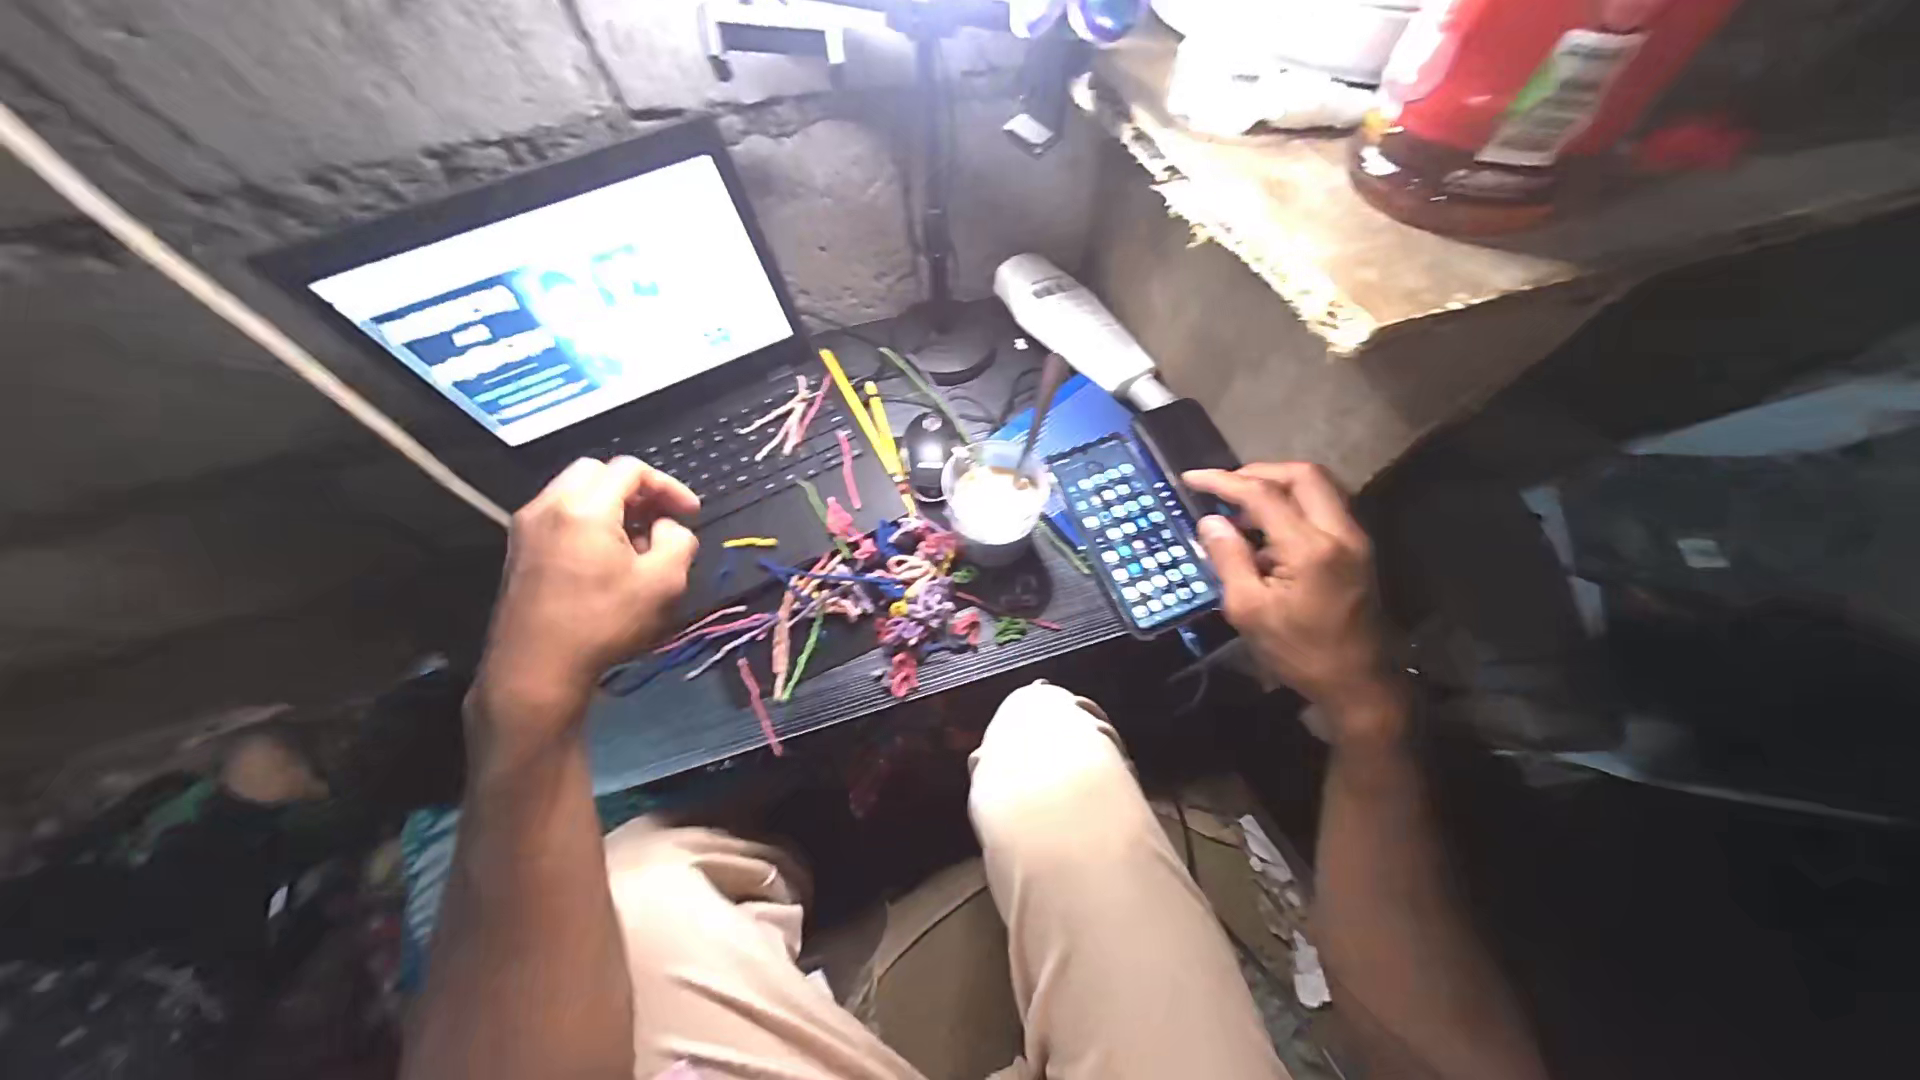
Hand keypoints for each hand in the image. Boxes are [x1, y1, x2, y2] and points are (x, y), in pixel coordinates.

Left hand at [472, 457, 699, 740]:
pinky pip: (561, 515)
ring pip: (576, 492)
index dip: (668, 485)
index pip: (630, 468)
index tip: (690, 513)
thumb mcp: (663, 582)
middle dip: (636, 489)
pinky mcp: (520, 549)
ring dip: (613, 505)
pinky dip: (590, 521)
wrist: (536, 669)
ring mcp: (527, 527)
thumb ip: (678, 541)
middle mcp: (549, 505)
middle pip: (598, 472)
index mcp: (585, 507)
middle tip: (661, 518)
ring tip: (638, 541)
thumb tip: (666, 527)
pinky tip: (608, 558)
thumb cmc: (604, 622)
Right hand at [1183, 463, 1407, 743]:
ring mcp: (1354, 540)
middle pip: (1303, 475)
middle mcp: (1340, 533)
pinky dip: (1292, 505)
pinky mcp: (1357, 550)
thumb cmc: (1298, 652)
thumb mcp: (1248, 610)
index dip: (1224, 481)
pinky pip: (1324, 508)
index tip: (1192, 479)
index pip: (1263, 494)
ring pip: (1318, 488)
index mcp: (1310, 548)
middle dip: (1258, 471)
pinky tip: (1265, 530)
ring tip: (1240, 506)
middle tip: (1225, 485)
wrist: (1358, 684)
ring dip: (1278, 486)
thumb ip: (1228, 558)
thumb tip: (1210, 521)